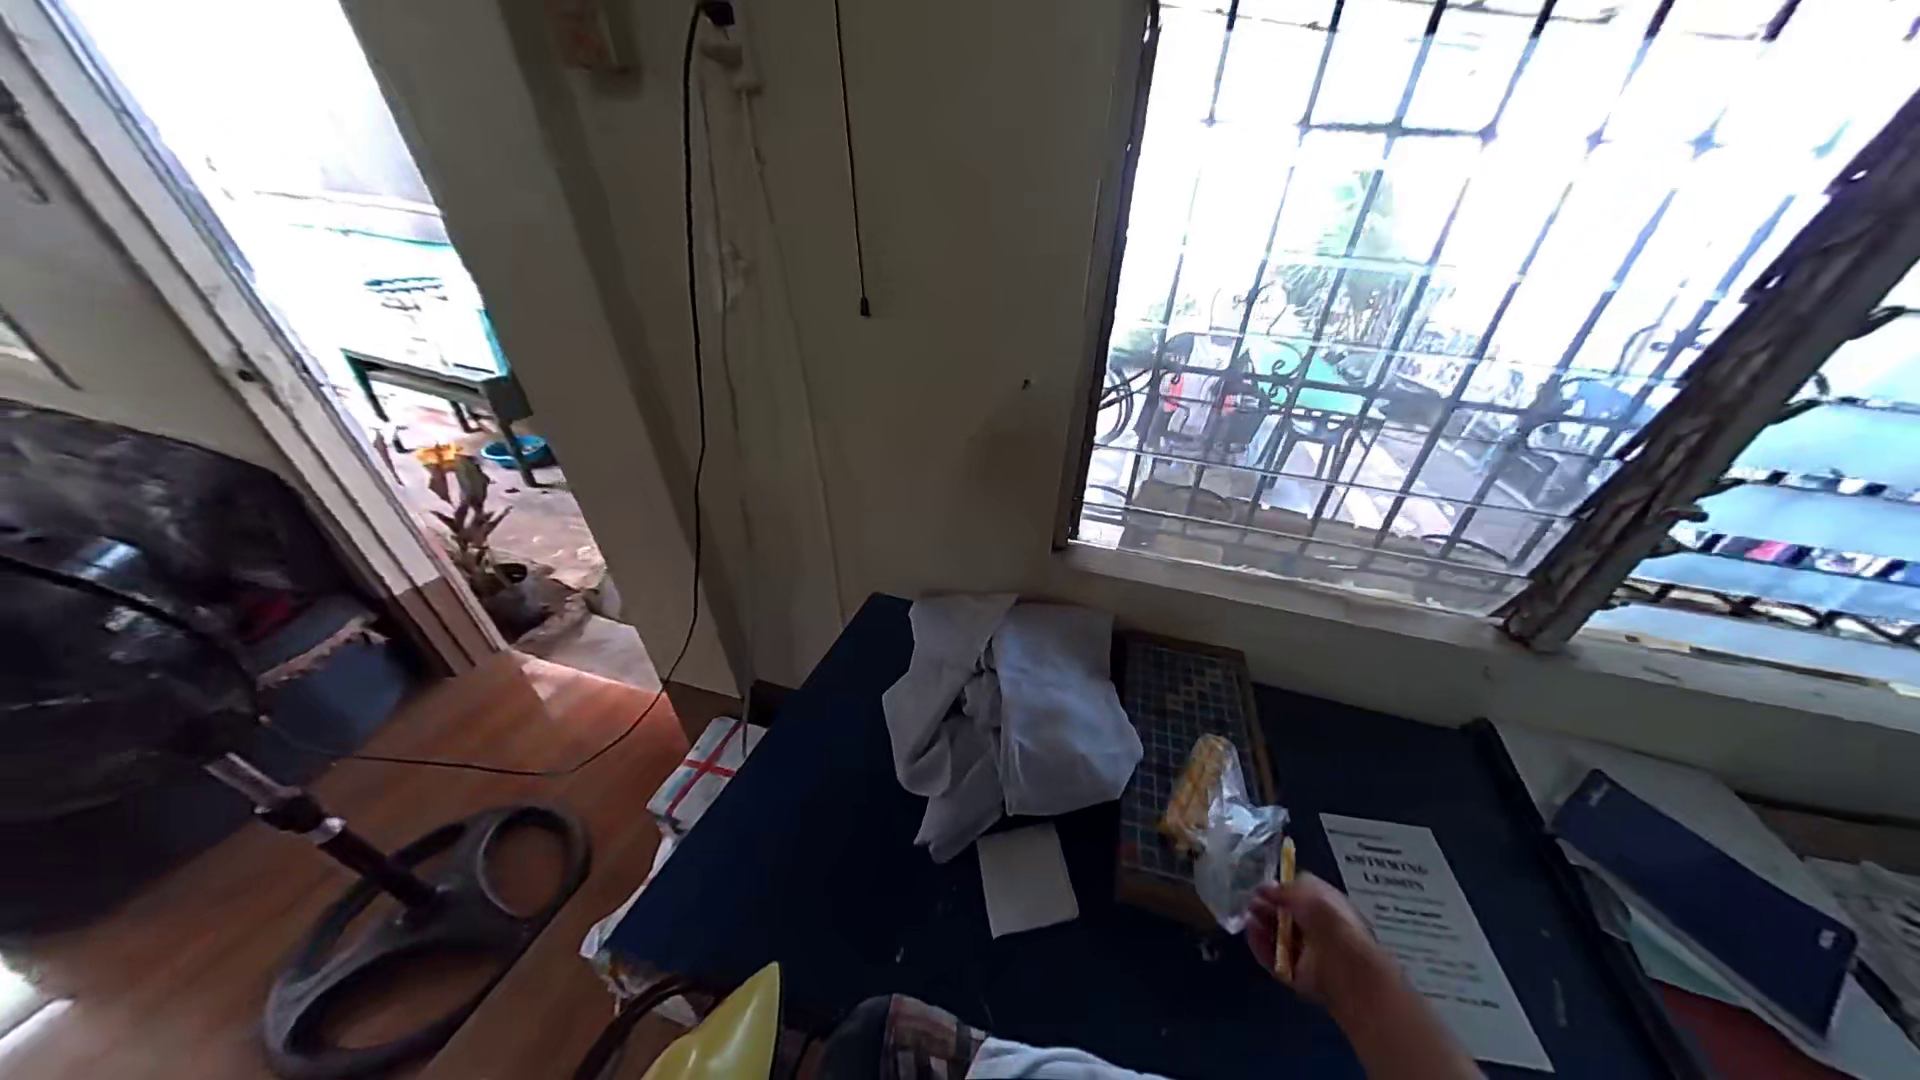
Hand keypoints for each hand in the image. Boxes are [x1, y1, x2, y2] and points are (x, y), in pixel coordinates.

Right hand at [1246, 873, 1393, 1009]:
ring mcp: (1304, 954)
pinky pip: (1270, 958)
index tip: (1262, 888)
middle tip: (1251, 903)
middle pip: (1282, 916)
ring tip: (1250, 918)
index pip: (1297, 897)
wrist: (1346, 969)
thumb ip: (1285, 889)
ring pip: (1274, 936)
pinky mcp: (1293, 974)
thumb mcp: (1310, 891)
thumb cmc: (1333, 923)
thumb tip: (1264, 889)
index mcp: (1326, 908)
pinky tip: (1252, 933)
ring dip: (1259, 925)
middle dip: (1265, 907)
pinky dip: (1259, 946)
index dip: (1278, 891)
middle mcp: (1315, 931)